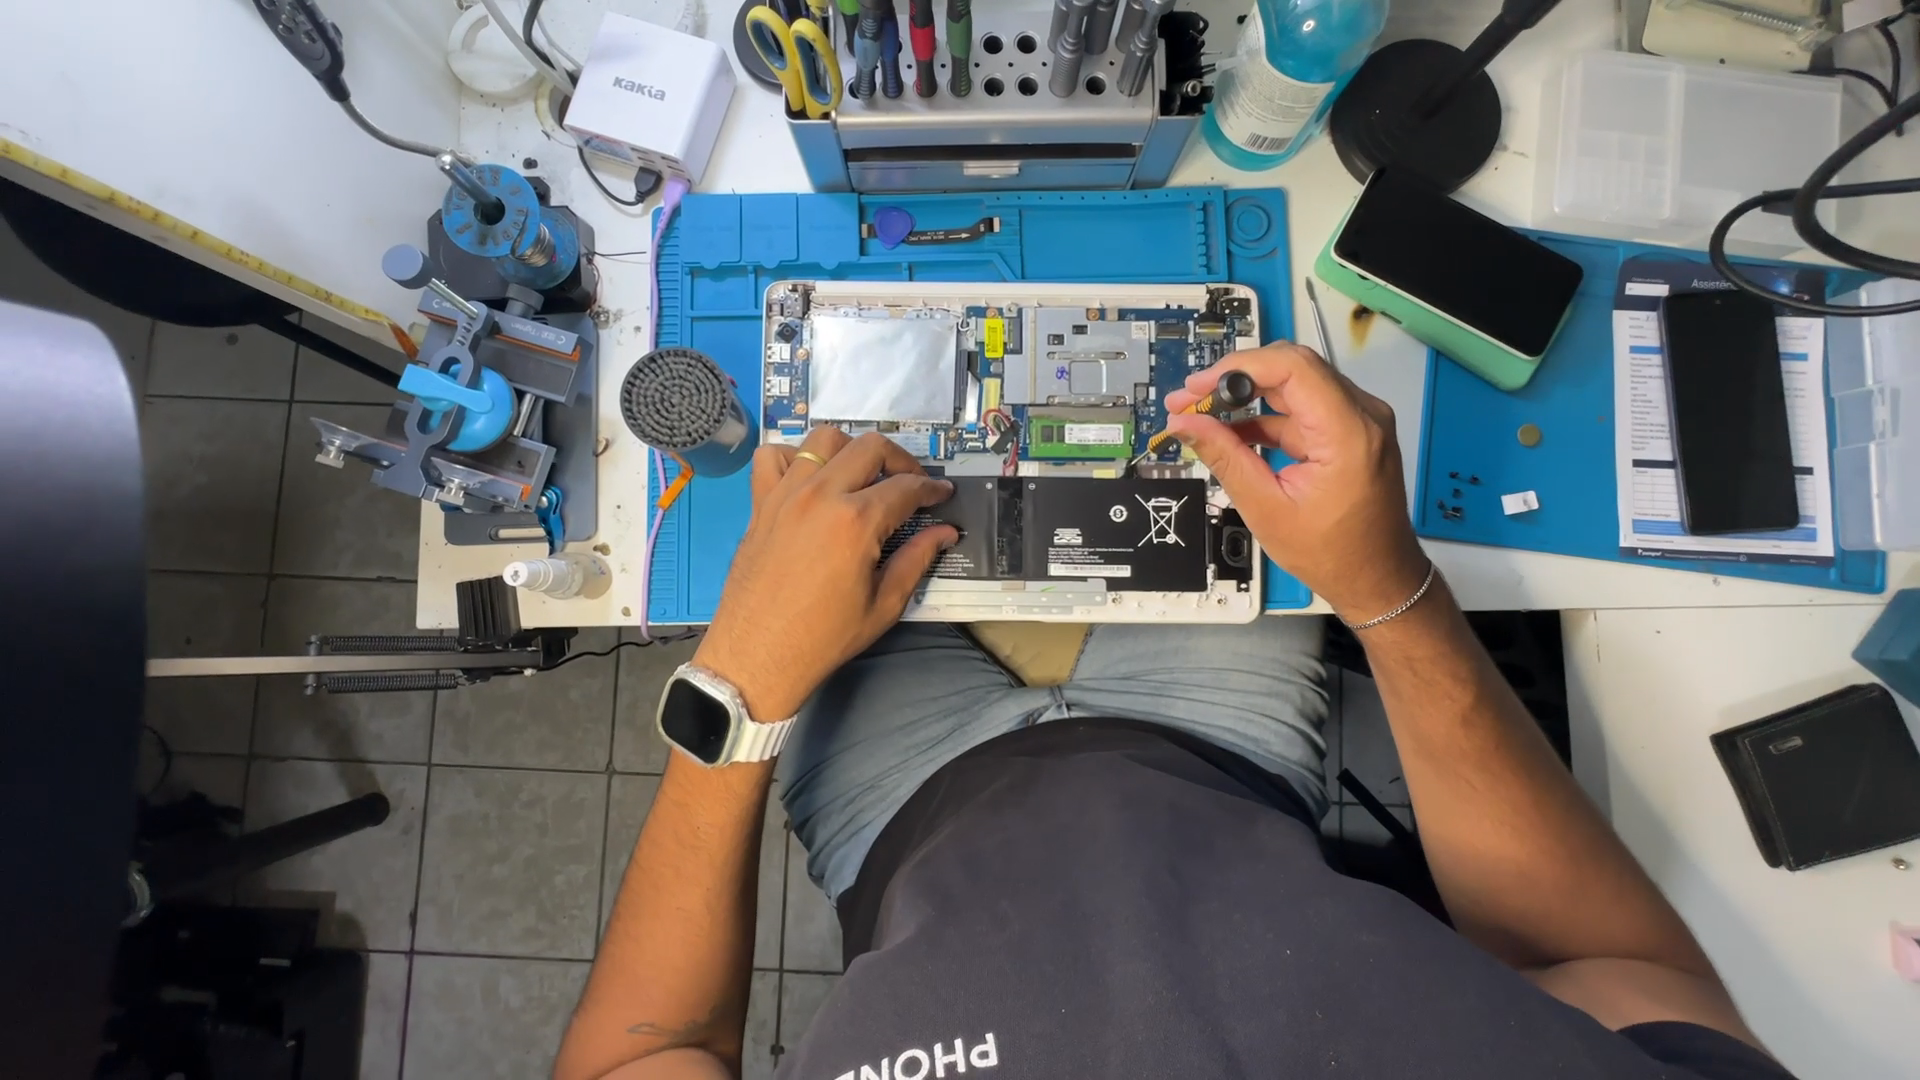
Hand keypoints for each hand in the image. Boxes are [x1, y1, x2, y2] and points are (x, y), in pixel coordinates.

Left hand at [693, 428, 956, 721]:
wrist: (758, 656)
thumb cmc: (825, 638)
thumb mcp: (884, 605)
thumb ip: (917, 559)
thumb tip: (945, 533)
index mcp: (857, 521)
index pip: (906, 487)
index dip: (932, 489)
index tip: (943, 494)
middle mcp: (822, 494)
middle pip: (870, 448)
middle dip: (901, 460)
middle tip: (911, 484)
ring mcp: (786, 494)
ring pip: (824, 439)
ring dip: (852, 450)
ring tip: (862, 475)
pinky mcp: (761, 503)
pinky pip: (772, 457)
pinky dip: (794, 457)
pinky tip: (809, 479)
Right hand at [1164, 343, 1428, 624]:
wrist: (1377, 578)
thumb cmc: (1329, 553)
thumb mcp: (1265, 508)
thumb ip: (1224, 457)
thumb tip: (1183, 424)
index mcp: (1347, 432)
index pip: (1291, 367)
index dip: (1238, 367)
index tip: (1197, 387)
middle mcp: (1361, 414)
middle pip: (1291, 368)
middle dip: (1234, 378)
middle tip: (1188, 399)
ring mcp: (1358, 420)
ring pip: (1294, 385)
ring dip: (1245, 396)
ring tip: (1199, 415)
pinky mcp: (1348, 431)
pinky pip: (1301, 408)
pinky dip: (1263, 416)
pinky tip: (1229, 433)